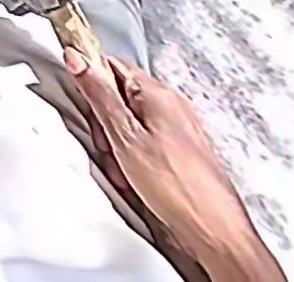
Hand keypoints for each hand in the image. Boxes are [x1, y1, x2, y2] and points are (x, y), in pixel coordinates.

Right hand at [66, 51, 284, 281]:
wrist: (218, 237)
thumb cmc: (174, 186)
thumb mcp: (123, 136)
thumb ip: (98, 93)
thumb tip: (75, 56)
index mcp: (157, 93)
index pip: (109, 64)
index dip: (91, 81)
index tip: (85, 103)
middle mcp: (171, 104)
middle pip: (117, 93)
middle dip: (103, 119)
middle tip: (106, 144)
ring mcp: (179, 127)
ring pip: (128, 119)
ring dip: (116, 141)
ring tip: (122, 167)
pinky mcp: (181, 150)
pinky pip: (144, 138)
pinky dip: (133, 153)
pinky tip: (134, 176)